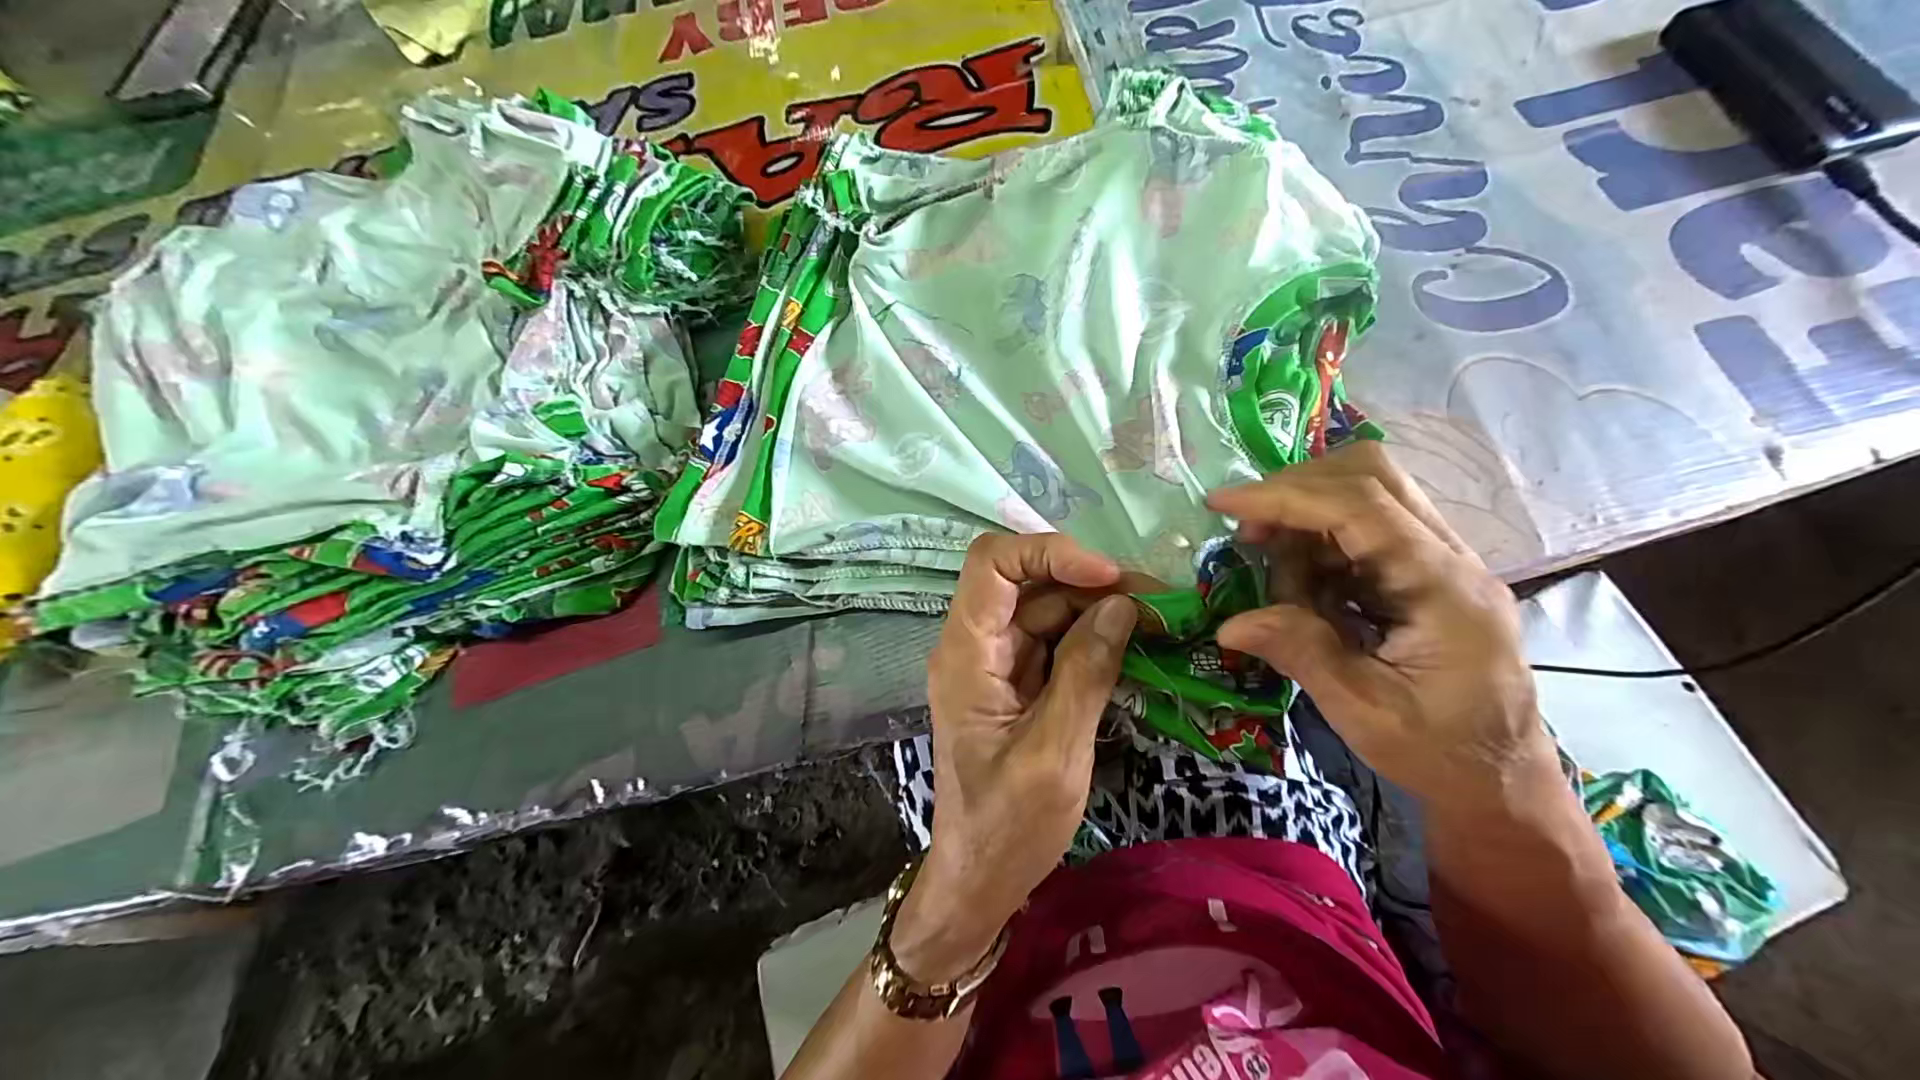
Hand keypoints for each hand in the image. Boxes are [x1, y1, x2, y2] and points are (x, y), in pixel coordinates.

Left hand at [891, 534, 1137, 981]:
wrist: (981, 880)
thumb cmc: (1008, 827)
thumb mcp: (1055, 754)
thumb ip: (1085, 673)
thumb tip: (1121, 607)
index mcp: (966, 654)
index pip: (992, 565)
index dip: (1049, 553)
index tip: (1109, 578)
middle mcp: (977, 646)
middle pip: (1030, 584)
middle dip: (1094, 585)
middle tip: (1162, 605)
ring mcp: (998, 664)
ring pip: (1049, 610)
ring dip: (1103, 610)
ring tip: (1162, 624)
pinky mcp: (1020, 683)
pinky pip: (1058, 643)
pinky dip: (1096, 639)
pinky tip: (1138, 646)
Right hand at [1206, 442, 1555, 811]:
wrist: (1502, 780)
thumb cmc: (1441, 752)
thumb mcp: (1364, 712)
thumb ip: (1302, 654)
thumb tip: (1229, 624)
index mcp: (1443, 589)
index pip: (1360, 508)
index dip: (1284, 497)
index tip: (1222, 505)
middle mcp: (1449, 559)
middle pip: (1372, 476)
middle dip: (1296, 491)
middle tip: (1249, 535)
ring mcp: (1442, 562)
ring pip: (1369, 494)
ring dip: (1305, 519)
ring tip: (1276, 576)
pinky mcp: (1425, 574)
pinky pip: (1365, 530)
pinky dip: (1319, 545)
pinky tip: (1304, 591)